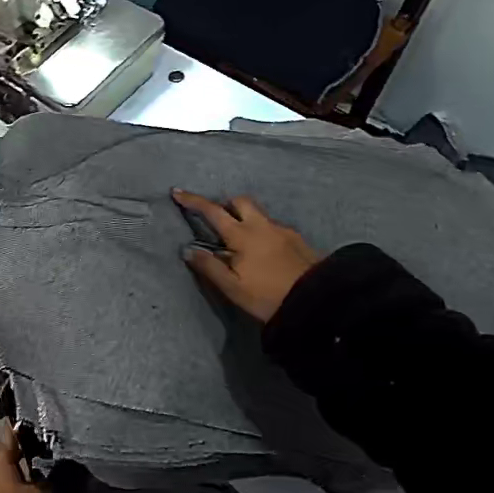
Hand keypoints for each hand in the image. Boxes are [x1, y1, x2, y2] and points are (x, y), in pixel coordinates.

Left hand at [0, 422, 44, 492]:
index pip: (10, 438)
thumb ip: (45, 484)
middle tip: (38, 447)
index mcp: (2, 460)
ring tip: (36, 469)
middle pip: (9, 455)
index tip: (23, 419)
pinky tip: (28, 486)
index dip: (18, 429)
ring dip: (19, 469)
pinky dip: (16, 482)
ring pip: (7, 471)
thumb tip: (50, 479)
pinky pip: (6, 485)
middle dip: (22, 452)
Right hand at [173, 190, 321, 322]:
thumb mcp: (233, 288)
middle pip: (240, 201)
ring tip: (240, 242)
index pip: (213, 212)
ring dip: (245, 218)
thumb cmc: (268, 296)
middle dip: (225, 205)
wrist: (315, 300)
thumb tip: (188, 249)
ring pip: (258, 213)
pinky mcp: (297, 240)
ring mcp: (282, 230)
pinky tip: (264, 253)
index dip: (194, 201)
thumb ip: (209, 267)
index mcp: (242, 236)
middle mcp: (262, 226)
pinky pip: (273, 227)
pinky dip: (262, 232)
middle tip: (217, 221)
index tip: (178, 192)